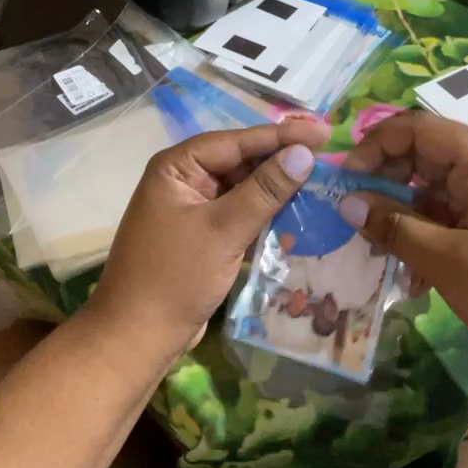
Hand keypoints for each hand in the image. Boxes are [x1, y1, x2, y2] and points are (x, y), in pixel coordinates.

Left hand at [88, 120, 328, 358]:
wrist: (137, 336)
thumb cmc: (175, 276)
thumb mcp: (224, 230)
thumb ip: (265, 190)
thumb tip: (304, 154)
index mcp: (177, 167)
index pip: (237, 140)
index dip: (282, 134)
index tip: (324, 131)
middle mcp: (183, 180)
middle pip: (240, 160)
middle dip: (281, 159)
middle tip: (330, 156)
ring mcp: (192, 209)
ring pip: (243, 188)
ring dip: (277, 187)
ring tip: (323, 181)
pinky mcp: (202, 236)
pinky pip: (239, 214)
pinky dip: (265, 213)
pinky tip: (299, 214)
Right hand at [338, 111, 467, 370]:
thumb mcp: (448, 262)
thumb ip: (394, 227)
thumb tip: (346, 202)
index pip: (421, 129)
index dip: (377, 145)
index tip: (345, 179)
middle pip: (426, 157)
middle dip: (385, 181)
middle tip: (351, 215)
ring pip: (434, 192)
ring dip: (401, 215)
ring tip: (372, 248)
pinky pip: (451, 219)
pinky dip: (425, 236)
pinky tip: (408, 272)